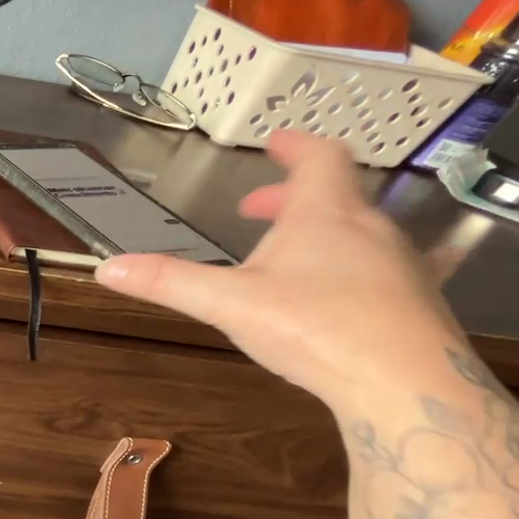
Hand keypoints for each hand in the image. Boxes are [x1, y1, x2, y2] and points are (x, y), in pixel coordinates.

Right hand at [94, 130, 467, 417]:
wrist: (401, 378)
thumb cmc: (313, 326)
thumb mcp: (226, 303)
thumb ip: (167, 283)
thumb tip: (107, 267)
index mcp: (323, 216)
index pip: (318, 160)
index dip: (295, 147)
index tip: (275, 141)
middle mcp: (368, 227)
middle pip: (333, 196)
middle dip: (290, 197)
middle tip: (257, 208)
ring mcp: (397, 261)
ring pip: (356, 230)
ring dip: (318, 230)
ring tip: (286, 252)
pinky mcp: (412, 297)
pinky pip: (381, 266)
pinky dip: (353, 263)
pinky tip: (350, 285)